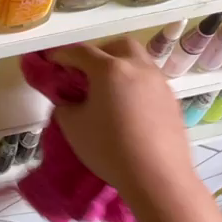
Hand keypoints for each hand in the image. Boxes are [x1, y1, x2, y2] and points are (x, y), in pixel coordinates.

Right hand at [49, 39, 200, 200]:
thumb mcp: (73, 128)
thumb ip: (65, 106)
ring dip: (120, 67)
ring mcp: (159, 82)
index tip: (50, 60)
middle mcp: (137, 67)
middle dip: (99, 52)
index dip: (61, 55)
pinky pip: (149, 82)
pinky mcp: (172, 100)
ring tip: (107, 91)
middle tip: (85, 72)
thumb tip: (68, 101)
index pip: (80, 52)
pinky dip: (134, 85)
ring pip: (138, 61)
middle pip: (117, 46)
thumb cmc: (108, 149)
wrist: (156, 176)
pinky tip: (127, 109)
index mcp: (110, 70)